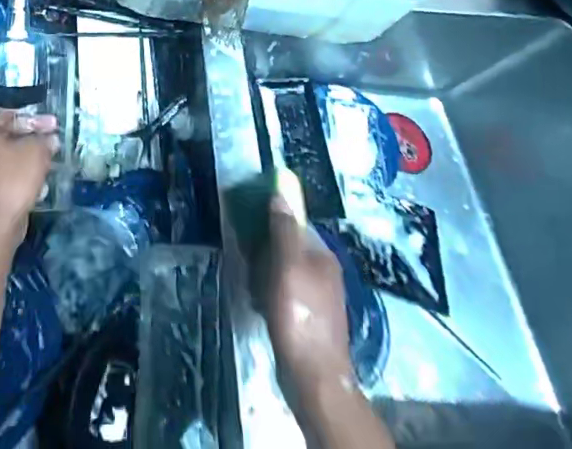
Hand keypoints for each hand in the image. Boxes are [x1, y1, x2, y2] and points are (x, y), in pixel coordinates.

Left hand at [0, 107, 59, 246]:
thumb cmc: (13, 181)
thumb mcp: (36, 152)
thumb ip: (45, 140)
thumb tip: (51, 138)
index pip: (10, 112)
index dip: (33, 114)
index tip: (52, 121)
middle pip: (11, 132)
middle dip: (35, 134)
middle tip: (55, 136)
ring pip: (13, 153)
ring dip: (33, 153)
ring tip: (53, 155)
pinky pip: (12, 171)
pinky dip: (27, 171)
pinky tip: (43, 177)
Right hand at [264, 188, 355, 395]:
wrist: (314, 378)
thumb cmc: (299, 316)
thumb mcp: (288, 266)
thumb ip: (284, 230)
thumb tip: (280, 193)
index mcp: (323, 255)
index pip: (294, 222)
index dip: (270, 221)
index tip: (247, 227)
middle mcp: (323, 271)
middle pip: (285, 246)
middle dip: (263, 253)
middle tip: (249, 264)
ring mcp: (316, 296)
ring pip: (280, 270)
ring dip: (262, 275)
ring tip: (252, 288)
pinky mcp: (306, 317)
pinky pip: (281, 292)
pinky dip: (267, 295)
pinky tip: (258, 305)